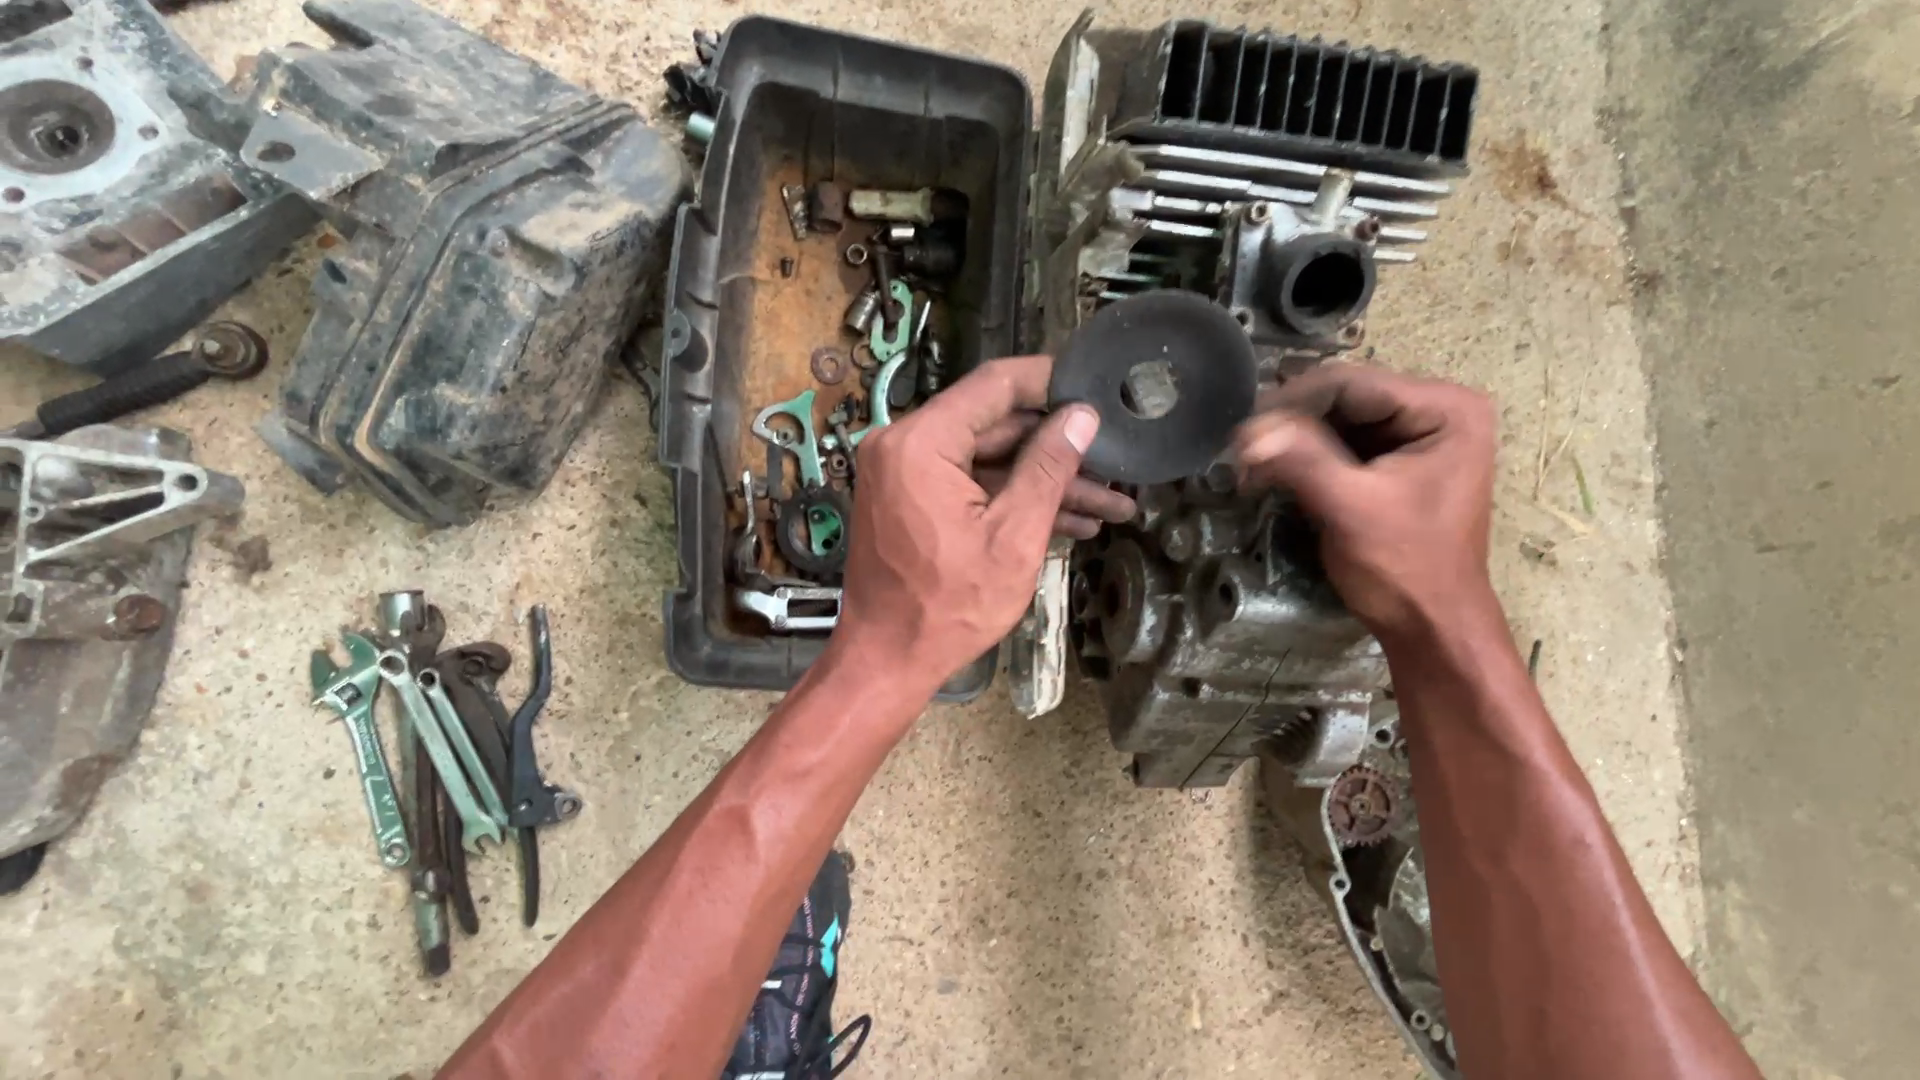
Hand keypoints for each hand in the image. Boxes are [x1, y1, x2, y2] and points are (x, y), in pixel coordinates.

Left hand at [832, 355, 1129, 688]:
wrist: (887, 661)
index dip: (1049, 381)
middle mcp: (904, 445)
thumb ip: (1048, 468)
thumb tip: (1082, 416)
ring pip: (990, 461)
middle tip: (1115, 462)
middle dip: (1059, 449)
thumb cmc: (948, 607)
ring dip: (1045, 482)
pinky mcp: (913, 501)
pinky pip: (971, 486)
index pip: (994, 385)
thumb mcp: (1013, 536)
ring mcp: (906, 474)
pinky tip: (1071, 522)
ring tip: (1109, 504)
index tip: (1094, 385)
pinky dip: (1012, 500)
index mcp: (920, 443)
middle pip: (996, 426)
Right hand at [1234, 363, 1496, 641]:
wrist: (1431, 625)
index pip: (1352, 383)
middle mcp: (1434, 410)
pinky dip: (1301, 457)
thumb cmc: (1405, 566)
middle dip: (1288, 424)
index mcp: (1446, 408)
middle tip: (1240, 453)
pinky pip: (1337, 443)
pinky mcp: (1390, 461)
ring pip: (1333, 419)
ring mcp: (1413, 436)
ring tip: (1248, 467)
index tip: (1242, 433)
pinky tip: (1268, 474)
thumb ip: (1302, 461)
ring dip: (1288, 441)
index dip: (1291, 402)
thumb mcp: (1351, 508)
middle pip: (1341, 398)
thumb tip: (1245, 432)